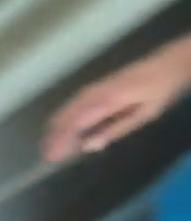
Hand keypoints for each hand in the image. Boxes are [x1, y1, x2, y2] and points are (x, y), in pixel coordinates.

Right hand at [44, 39, 190, 161]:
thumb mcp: (146, 113)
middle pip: (60, 121)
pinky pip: (67, 109)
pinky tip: (66, 132)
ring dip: (54, 132)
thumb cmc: (161, 89)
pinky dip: (61, 123)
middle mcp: (90, 96)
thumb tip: (87, 147)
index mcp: (104, 102)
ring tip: (55, 146)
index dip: (58, 144)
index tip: (52, 159)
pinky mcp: (88, 89)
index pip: (70, 126)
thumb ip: (116, 130)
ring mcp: (87, 91)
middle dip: (52, 140)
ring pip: (60, 115)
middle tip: (51, 156)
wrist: (170, 61)